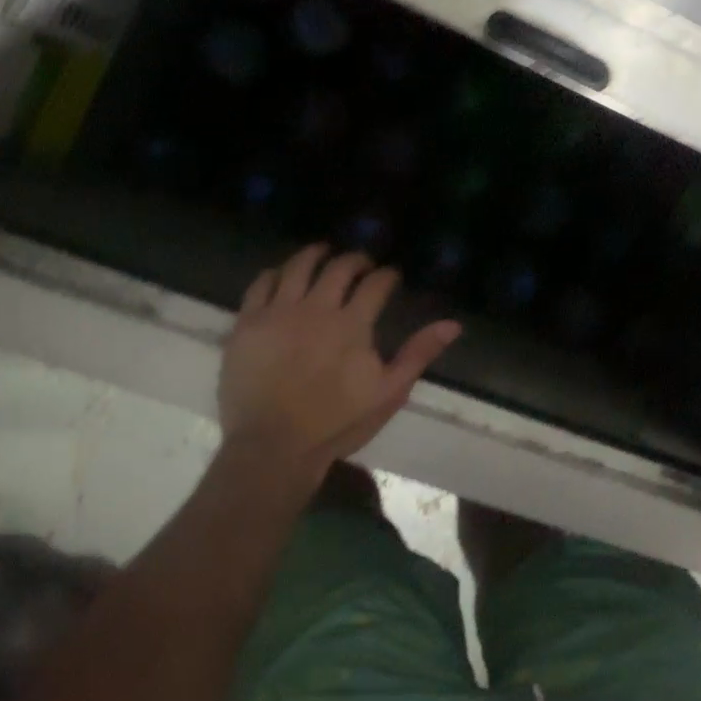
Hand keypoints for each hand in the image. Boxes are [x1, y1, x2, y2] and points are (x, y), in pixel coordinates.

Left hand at [220, 244, 461, 479]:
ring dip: (315, 254)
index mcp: (352, 324)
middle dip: (356, 260)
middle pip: (338, 267)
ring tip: (323, 253)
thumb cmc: (336, 423)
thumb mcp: (388, 393)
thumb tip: (452, 324)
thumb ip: (418, 354)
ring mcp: (278, 313)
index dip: (388, 275)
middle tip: (362, 264)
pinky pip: (261, 284)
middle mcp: (316, 308)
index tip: (392, 276)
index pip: (376, 284)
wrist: (273, 447)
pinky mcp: (247, 323)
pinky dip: (275, 273)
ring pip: (298, 266)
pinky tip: (282, 276)